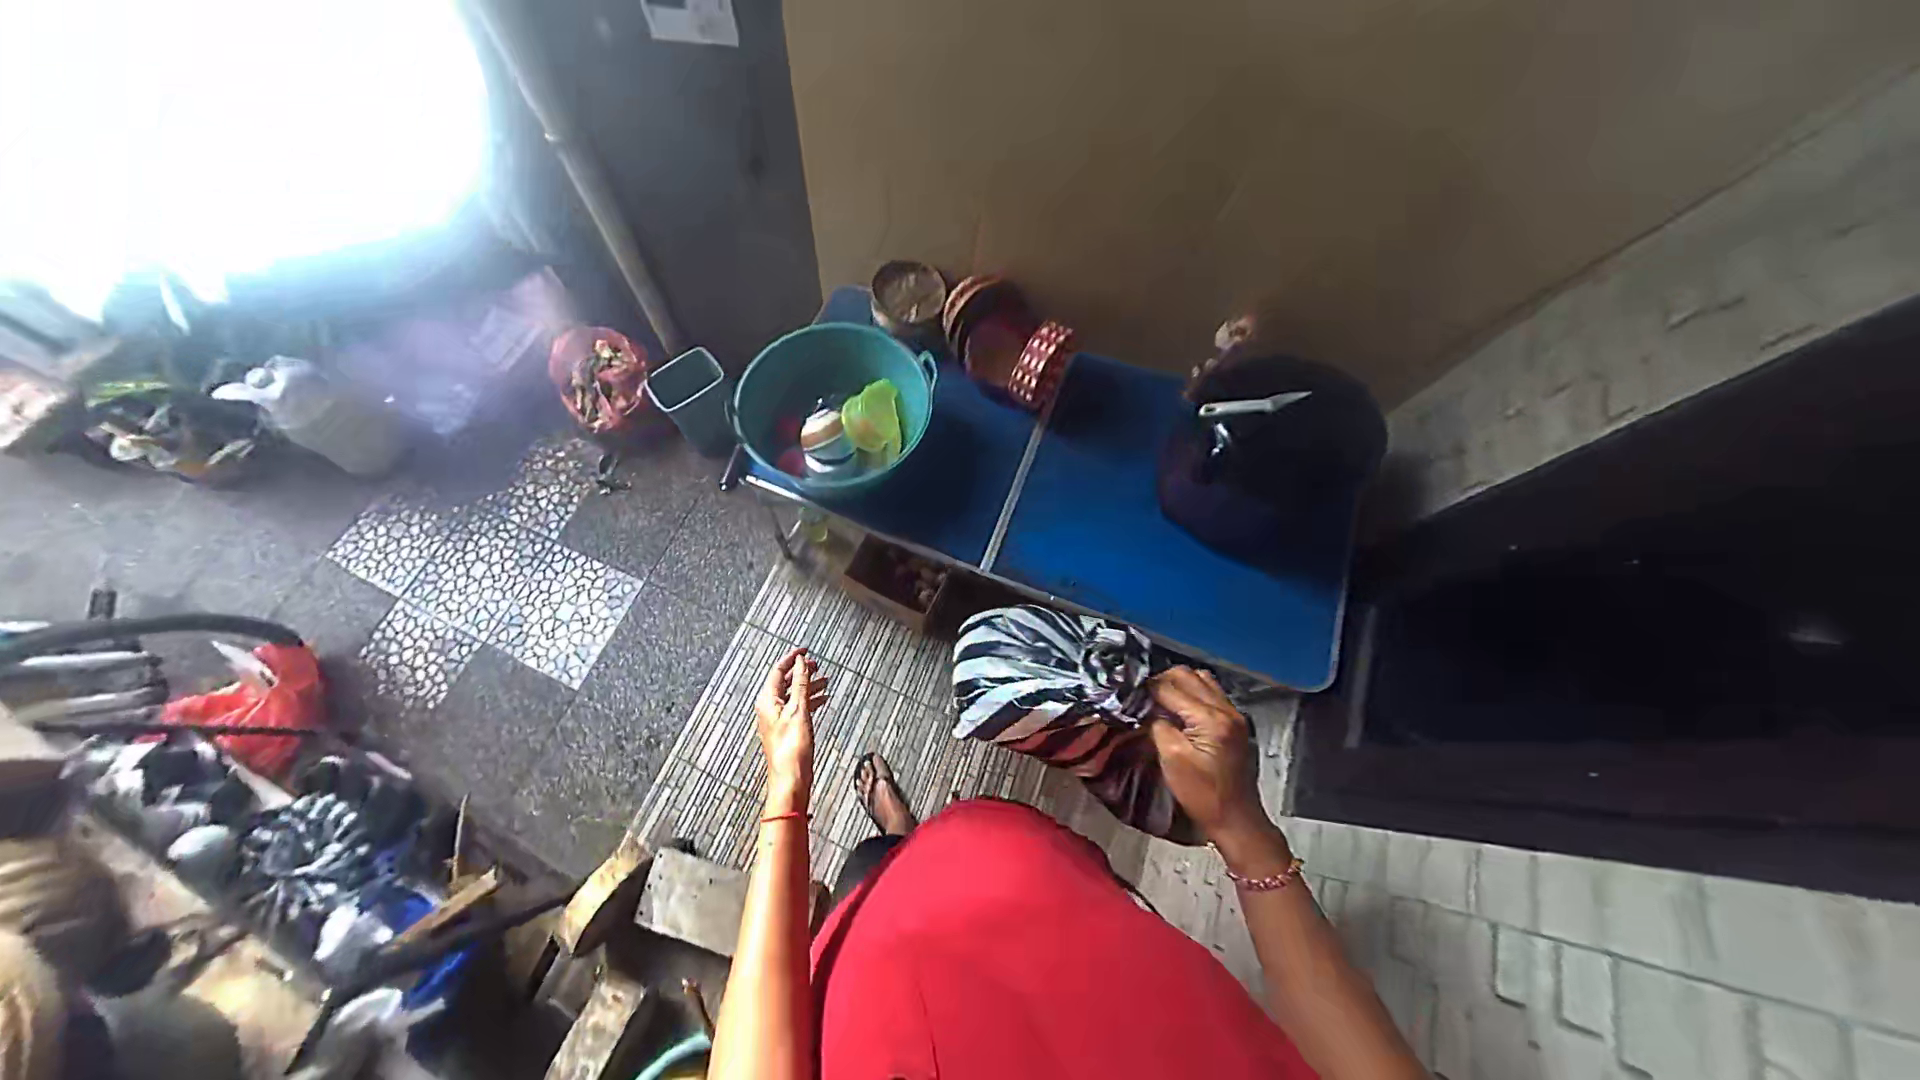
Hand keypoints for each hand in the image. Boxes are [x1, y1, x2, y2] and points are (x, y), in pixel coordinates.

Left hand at [754, 647, 824, 814]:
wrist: (791, 779)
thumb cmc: (791, 750)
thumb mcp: (799, 710)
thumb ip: (801, 684)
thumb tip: (800, 662)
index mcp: (768, 701)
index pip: (778, 670)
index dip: (792, 657)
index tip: (804, 649)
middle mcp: (770, 708)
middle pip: (786, 681)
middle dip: (802, 671)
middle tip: (817, 664)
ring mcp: (778, 719)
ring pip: (794, 694)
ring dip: (808, 685)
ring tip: (824, 680)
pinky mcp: (787, 729)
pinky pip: (798, 707)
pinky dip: (810, 700)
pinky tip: (822, 700)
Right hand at [1148, 666, 1290, 874]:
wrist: (1236, 819)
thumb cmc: (1202, 794)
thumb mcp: (1171, 759)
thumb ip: (1158, 725)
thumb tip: (1148, 708)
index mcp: (1210, 718)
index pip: (1170, 688)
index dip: (1147, 689)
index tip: (1129, 694)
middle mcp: (1225, 709)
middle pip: (1187, 675)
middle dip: (1161, 681)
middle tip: (1143, 696)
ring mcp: (1233, 714)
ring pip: (1201, 679)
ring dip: (1178, 684)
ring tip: (1160, 700)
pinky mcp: (1234, 722)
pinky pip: (1210, 692)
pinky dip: (1192, 692)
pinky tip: (1178, 708)